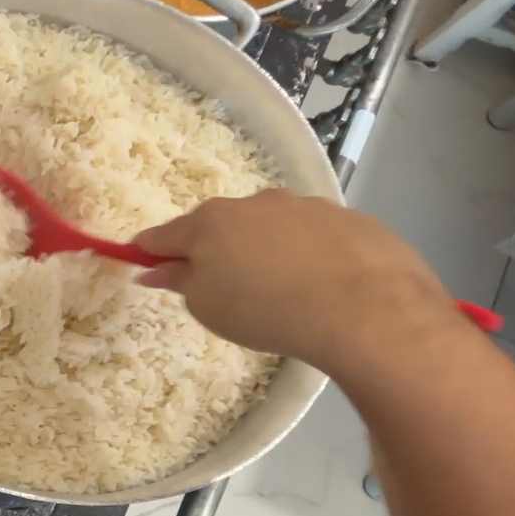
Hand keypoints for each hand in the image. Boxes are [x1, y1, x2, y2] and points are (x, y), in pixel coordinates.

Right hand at [133, 190, 466, 370]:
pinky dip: (304, 255)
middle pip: (216, 226)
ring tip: (276, 291)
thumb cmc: (264, 310)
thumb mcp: (204, 305)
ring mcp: (307, 207)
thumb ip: (177, 281)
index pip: (160, 235)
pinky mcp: (352, 220)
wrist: (368, 312)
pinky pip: (312, 236)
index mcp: (209, 221)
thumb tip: (154, 269)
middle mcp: (254, 203)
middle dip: (209, 250)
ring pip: (266, 228)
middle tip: (217, 288)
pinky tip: (317, 287)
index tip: (145, 269)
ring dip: (259, 250)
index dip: (148, 253)